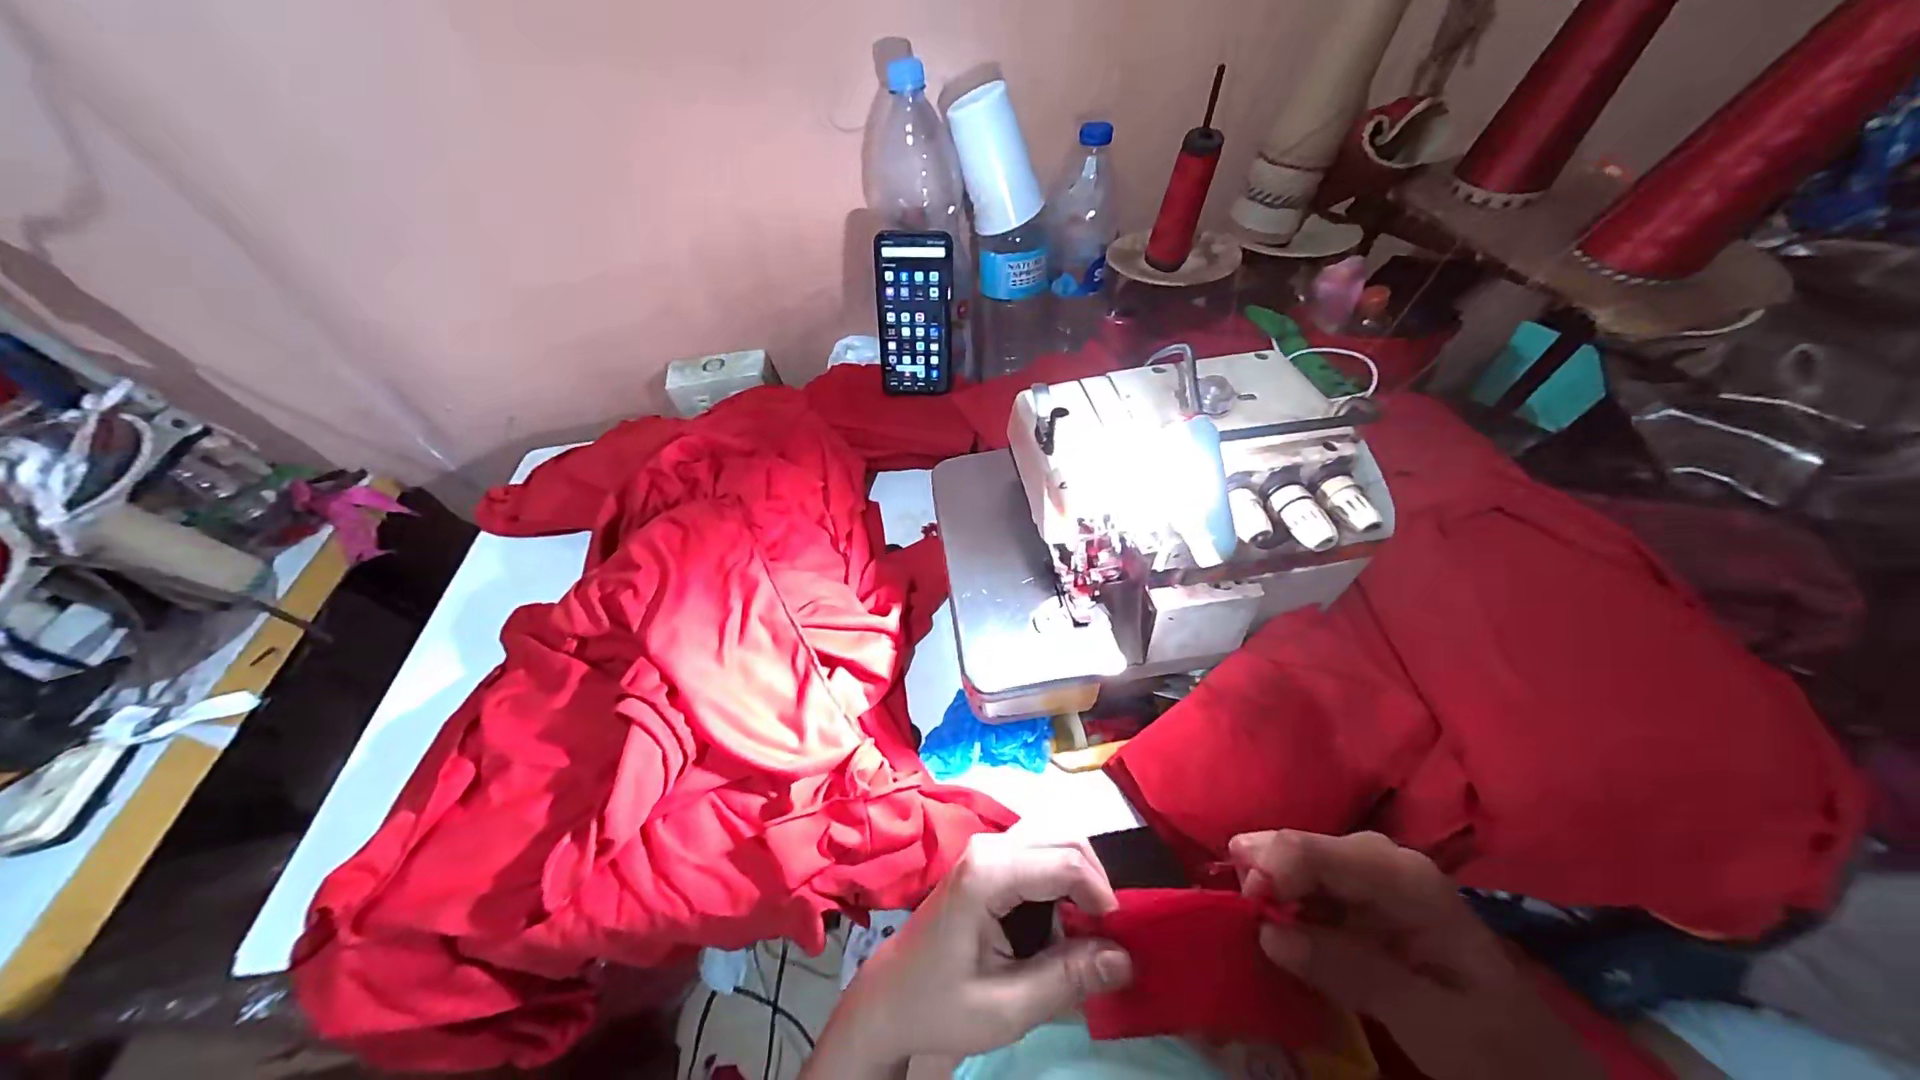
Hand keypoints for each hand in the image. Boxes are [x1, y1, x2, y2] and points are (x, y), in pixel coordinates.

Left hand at [801, 834, 1133, 1077]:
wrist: (889, 998)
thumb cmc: (939, 1005)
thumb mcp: (1007, 1008)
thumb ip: (1068, 978)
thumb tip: (1126, 957)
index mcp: (987, 873)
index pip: (1065, 860)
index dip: (1100, 895)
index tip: (1115, 939)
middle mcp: (988, 845)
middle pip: (1065, 838)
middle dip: (1094, 881)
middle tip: (1102, 935)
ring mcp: (986, 847)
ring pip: (1056, 839)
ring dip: (1080, 877)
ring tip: (1082, 931)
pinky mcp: (988, 858)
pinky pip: (1040, 851)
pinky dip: (1062, 877)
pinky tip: (1058, 920)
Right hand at [1230, 830, 1601, 1079]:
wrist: (1539, 1066)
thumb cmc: (1495, 1046)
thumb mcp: (1431, 1020)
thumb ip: (1353, 971)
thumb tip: (1269, 934)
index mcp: (1404, 879)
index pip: (1316, 851)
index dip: (1270, 871)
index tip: (1249, 916)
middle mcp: (1383, 862)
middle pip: (1301, 846)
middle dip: (1261, 870)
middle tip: (1238, 912)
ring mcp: (1372, 878)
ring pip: (1298, 860)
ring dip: (1267, 884)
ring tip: (1248, 914)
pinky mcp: (1363, 899)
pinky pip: (1308, 884)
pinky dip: (1283, 899)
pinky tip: (1272, 918)